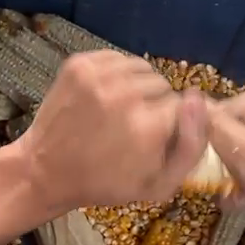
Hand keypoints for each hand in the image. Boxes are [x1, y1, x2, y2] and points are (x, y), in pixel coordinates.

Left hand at [14, 51, 208, 211]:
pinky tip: (105, 98)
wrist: (45, 171)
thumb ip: (192, 145)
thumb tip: (200, 99)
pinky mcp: (80, 64)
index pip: (184, 107)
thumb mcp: (159, 185)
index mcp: (149, 126)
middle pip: (164, 85)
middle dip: (156, 104)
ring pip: (143, 68)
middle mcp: (126, 94)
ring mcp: (99, 76)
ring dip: (138, 87)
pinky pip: (118, 59)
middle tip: (133, 128)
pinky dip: (118, 75)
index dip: (174, 123)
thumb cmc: (106, 184)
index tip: (156, 138)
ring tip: (120, 111)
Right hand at [206, 86, 244, 242]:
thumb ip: (212, 126)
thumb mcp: (244, 151)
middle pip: (221, 138)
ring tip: (239, 200)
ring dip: (233, 183)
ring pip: (236, 159)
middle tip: (222, 189)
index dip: (199, 144)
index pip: (206, 115)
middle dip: (218, 167)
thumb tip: (185, 100)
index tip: (196, 170)